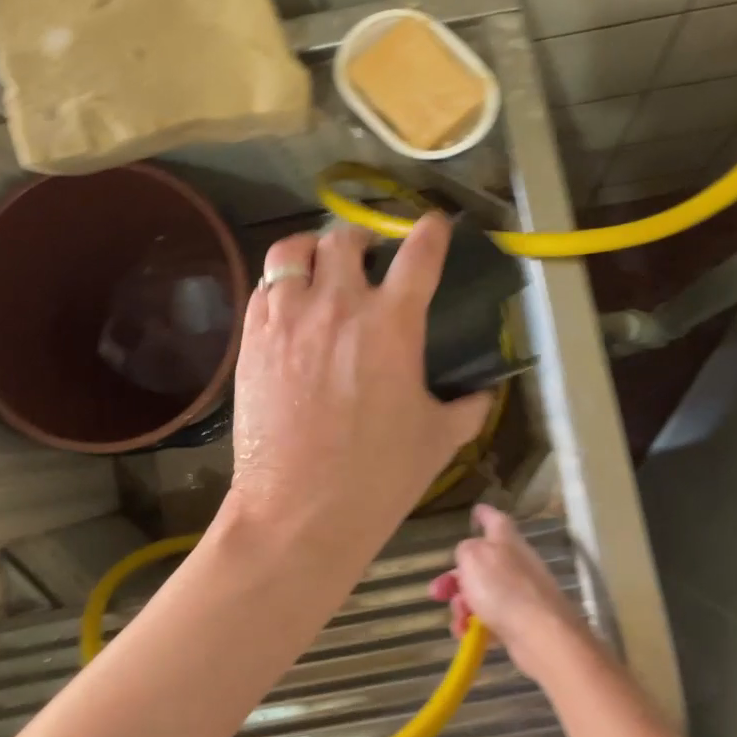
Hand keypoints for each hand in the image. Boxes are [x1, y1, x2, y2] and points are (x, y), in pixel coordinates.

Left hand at [229, 213, 492, 537]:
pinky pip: (263, 288)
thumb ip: (467, 407)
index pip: (419, 255)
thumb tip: (483, 392)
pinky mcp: (253, 339)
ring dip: (311, 250)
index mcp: (392, 324)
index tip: (436, 225)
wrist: (299, 512)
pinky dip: (280, 284)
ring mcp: (288, 319)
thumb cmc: (378, 478)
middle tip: (369, 256)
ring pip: (292, 251)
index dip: (432, 231)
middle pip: (346, 240)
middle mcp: (338, 306)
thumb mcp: (438, 441)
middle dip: (363, 239)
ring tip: (318, 265)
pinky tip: (289, 303)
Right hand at [430, 504, 588, 681]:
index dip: (482, 513)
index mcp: (506, 538)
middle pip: (481, 563)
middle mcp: (515, 561)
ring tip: (458, 620)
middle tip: (437, 592)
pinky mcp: (521, 620)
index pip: (494, 518)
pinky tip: (466, 635)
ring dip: (463, 605)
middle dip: (456, 579)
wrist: (540, 634)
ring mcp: (520, 592)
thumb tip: (468, 554)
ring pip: (482, 593)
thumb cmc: (502, 588)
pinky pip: (491, 618)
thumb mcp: (472, 557)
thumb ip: (464, 550)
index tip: (474, 511)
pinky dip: (476, 625)